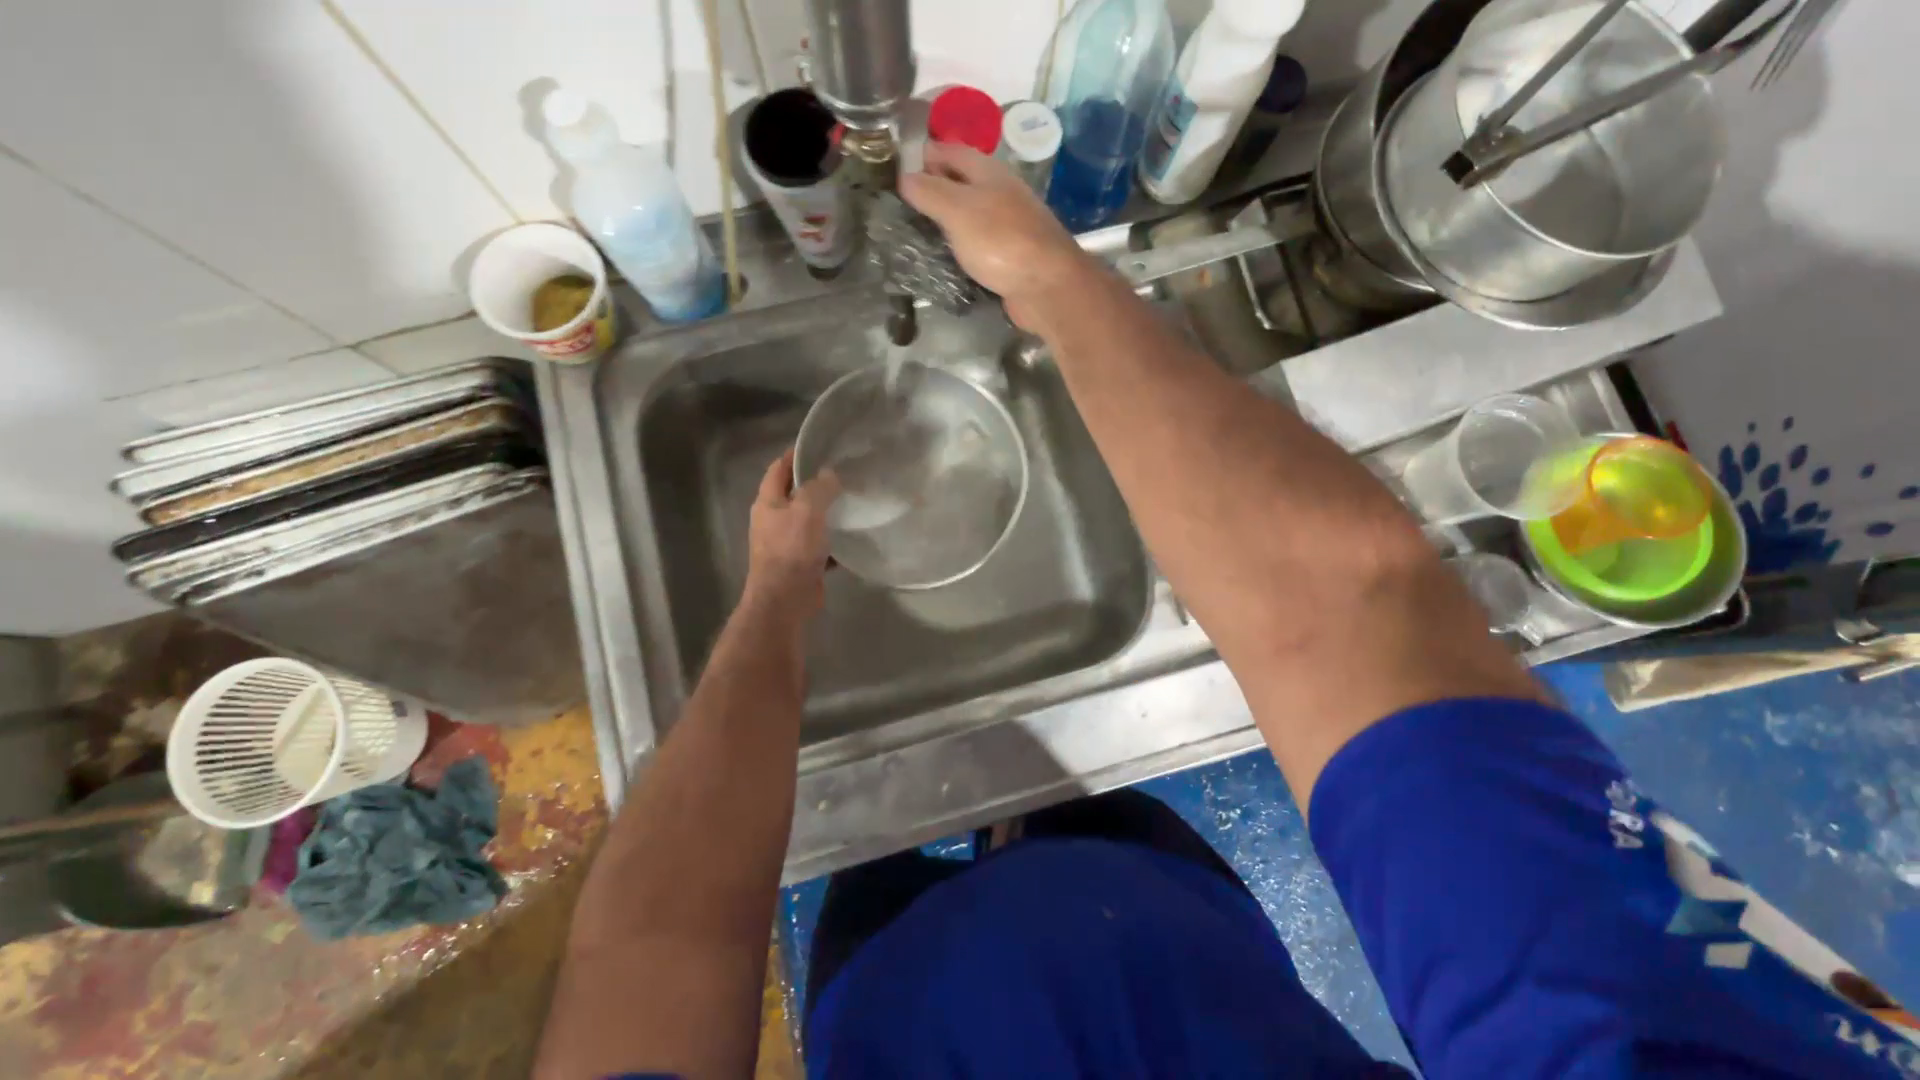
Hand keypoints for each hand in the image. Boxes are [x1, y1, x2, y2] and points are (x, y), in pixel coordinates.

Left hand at [745, 449, 839, 616]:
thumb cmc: (792, 549)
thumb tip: (829, 475)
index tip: (817, 445)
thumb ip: (819, 488)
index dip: (794, 455)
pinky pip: (819, 546)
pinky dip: (833, 541)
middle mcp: (773, 521)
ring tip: (852, 501)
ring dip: (826, 513)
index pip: (778, 469)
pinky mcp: (800, 564)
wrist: (785, 600)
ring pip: (808, 521)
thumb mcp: (807, 510)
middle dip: (814, 483)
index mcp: (768, 503)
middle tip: (842, 472)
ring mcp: (785, 544)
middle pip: (794, 494)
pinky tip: (852, 537)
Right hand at [899, 142, 1091, 330]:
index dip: (924, 154)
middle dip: (931, 188)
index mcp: (988, 172)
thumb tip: (905, 177)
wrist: (1047, 286)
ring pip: (968, 214)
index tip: (894, 167)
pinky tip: (941, 257)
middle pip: (960, 182)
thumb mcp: (958, 210)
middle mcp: (1000, 192)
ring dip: (943, 220)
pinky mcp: (1009, 255)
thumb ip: (930, 192)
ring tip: (912, 231)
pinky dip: (958, 246)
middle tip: (898, 203)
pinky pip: (976, 243)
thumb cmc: (1001, 241)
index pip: (950, 150)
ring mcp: (1007, 225)